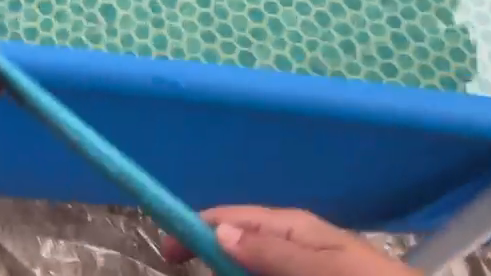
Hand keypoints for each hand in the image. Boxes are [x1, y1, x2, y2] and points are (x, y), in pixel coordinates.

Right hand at [161, 207, 416, 275]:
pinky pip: (270, 270)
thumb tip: (218, 231)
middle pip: (238, 248)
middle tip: (188, 268)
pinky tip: (243, 273)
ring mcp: (299, 266)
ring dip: (236, 269)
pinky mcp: (306, 274)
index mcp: (292, 227)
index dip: (196, 229)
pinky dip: (253, 271)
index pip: (231, 219)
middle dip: (216, 256)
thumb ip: (273, 251)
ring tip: (215, 269)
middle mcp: (292, 245)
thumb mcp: (324, 269)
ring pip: (252, 266)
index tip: (167, 252)